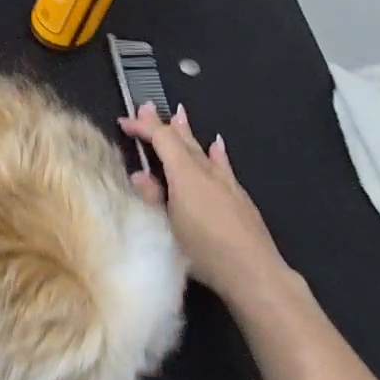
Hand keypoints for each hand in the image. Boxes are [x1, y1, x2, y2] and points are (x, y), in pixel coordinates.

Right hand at [119, 103, 291, 305]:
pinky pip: (223, 164)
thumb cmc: (204, 253)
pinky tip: (217, 146)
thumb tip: (139, 175)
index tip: (126, 121)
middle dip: (164, 124)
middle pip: (183, 141)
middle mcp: (207, 174)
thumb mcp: (167, 229)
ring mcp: (226, 184)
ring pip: (203, 151)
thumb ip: (153, 199)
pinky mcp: (238, 197)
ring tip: (179, 115)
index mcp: (187, 177)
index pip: (164, 141)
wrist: (254, 272)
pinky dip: (215, 153)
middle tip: (147, 107)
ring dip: (188, 134)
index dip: (144, 128)